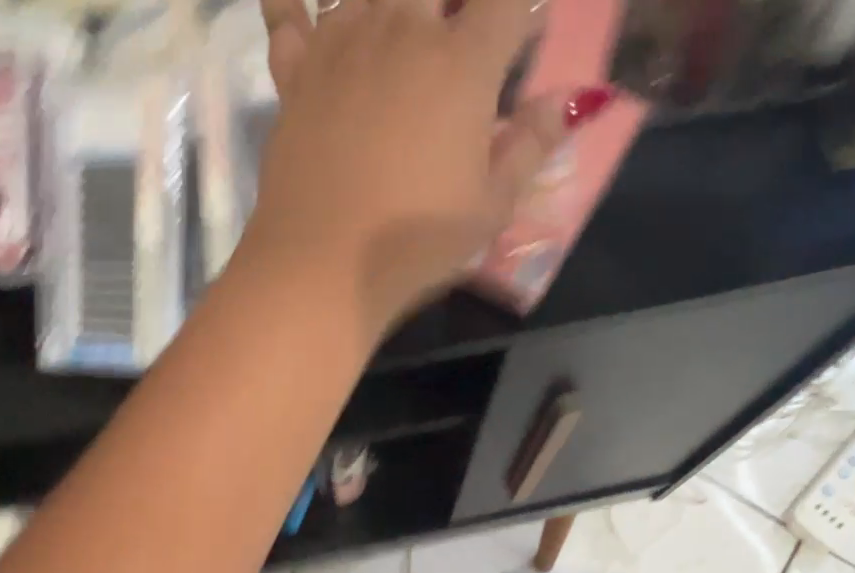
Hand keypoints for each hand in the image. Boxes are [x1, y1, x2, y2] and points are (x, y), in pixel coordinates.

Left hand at [245, 0, 590, 336]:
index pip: (504, 4)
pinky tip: (305, 10)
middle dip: (449, 7)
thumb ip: (529, 145)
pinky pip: (286, 12)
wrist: (322, 264)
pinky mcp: (292, 73)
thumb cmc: (415, 242)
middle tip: (452, 40)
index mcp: (462, 64)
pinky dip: (293, 5)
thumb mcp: (491, 207)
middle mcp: (401, 32)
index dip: (520, 12)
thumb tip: (567, 101)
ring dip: (388, 3)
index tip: (521, 35)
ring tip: (398, 28)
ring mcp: (340, 46)